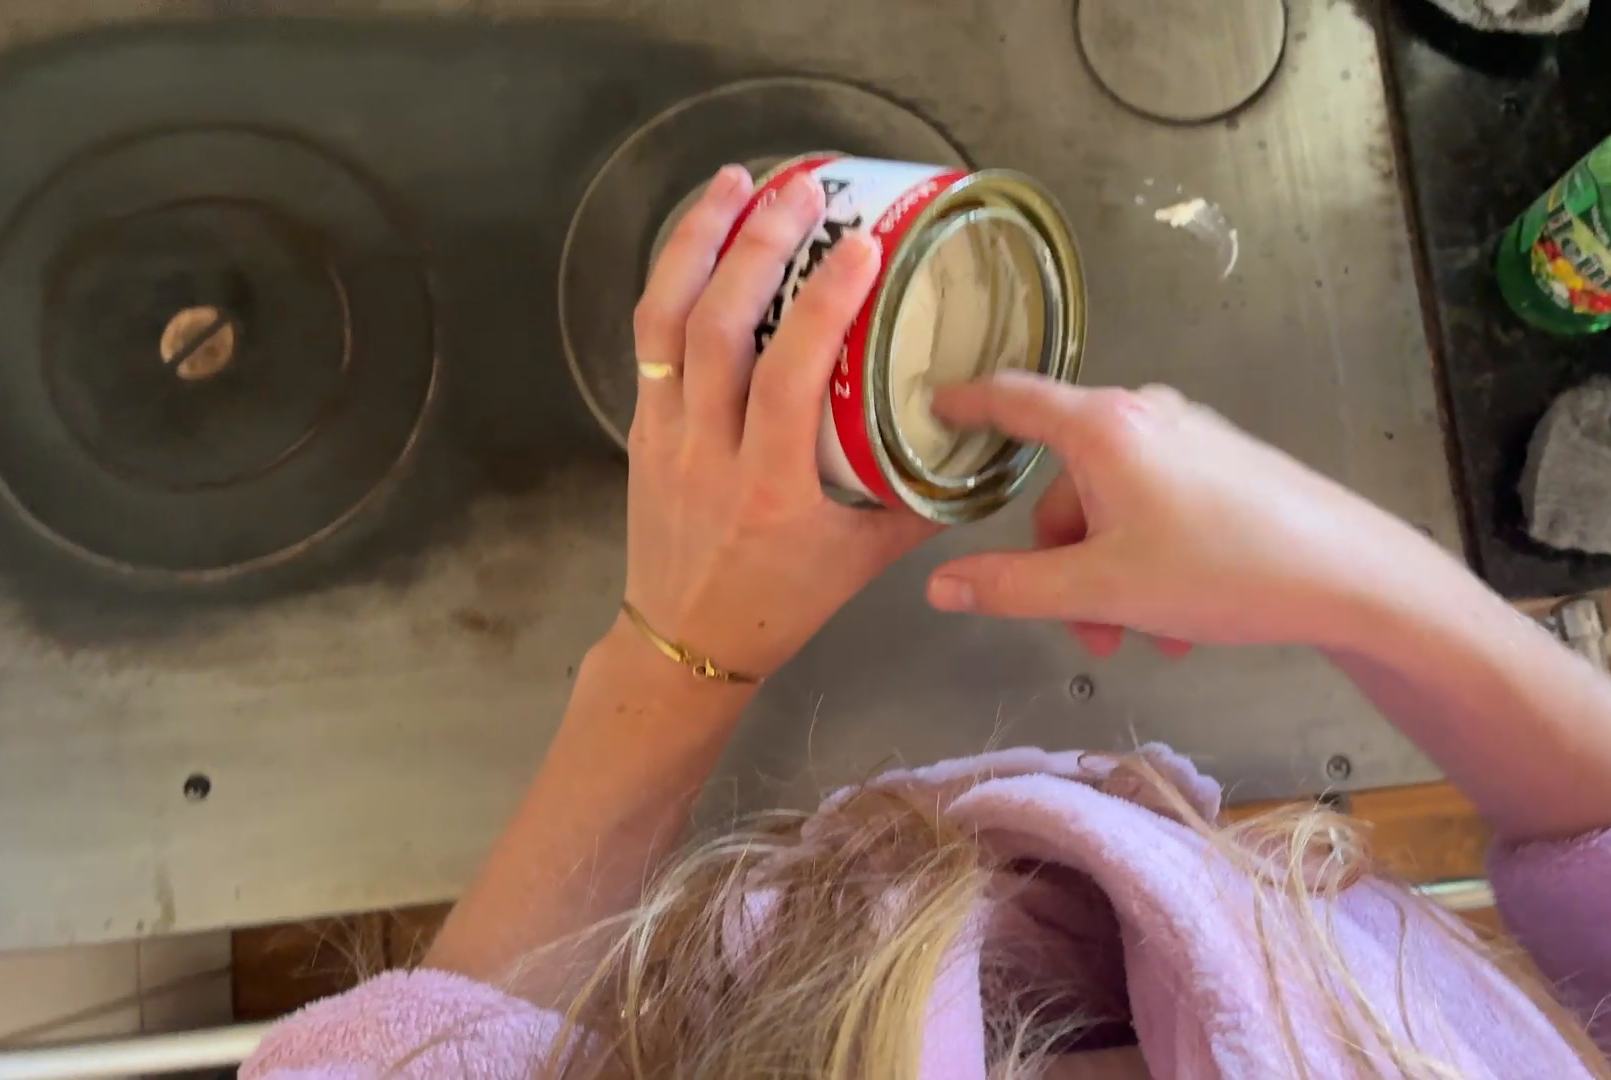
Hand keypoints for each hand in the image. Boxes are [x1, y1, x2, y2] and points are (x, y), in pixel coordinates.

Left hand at [622, 166, 936, 678]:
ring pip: (664, 323)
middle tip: (799, 188)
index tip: (861, 247)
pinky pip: (650, 342)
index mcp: (770, 490)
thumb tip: (969, 447)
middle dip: (756, 246)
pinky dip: (673, 281)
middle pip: (715, 330)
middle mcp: (707, 452)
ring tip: (734, 184)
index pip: (788, 379)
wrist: (685, 643)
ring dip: (696, 242)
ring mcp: (663, 435)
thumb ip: (916, 506)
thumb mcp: (861, 563)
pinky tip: (702, 244)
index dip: (823, 306)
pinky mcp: (641, 429)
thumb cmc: (781, 605)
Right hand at [923, 374, 1458, 656]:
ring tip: (1145, 634)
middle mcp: (1142, 415)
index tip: (933, 408)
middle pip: (1066, 486)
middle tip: (1090, 631)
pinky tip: (1178, 615)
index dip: (967, 404)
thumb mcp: (1101, 589)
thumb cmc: (1218, 569)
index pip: (1013, 401)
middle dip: (1064, 563)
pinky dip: (1146, 559)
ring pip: (1110, 506)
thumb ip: (1011, 588)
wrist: (1356, 577)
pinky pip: (1154, 506)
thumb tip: (937, 585)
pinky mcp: (1221, 462)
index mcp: (1103, 429)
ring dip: (1108, 573)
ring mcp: (1187, 436)